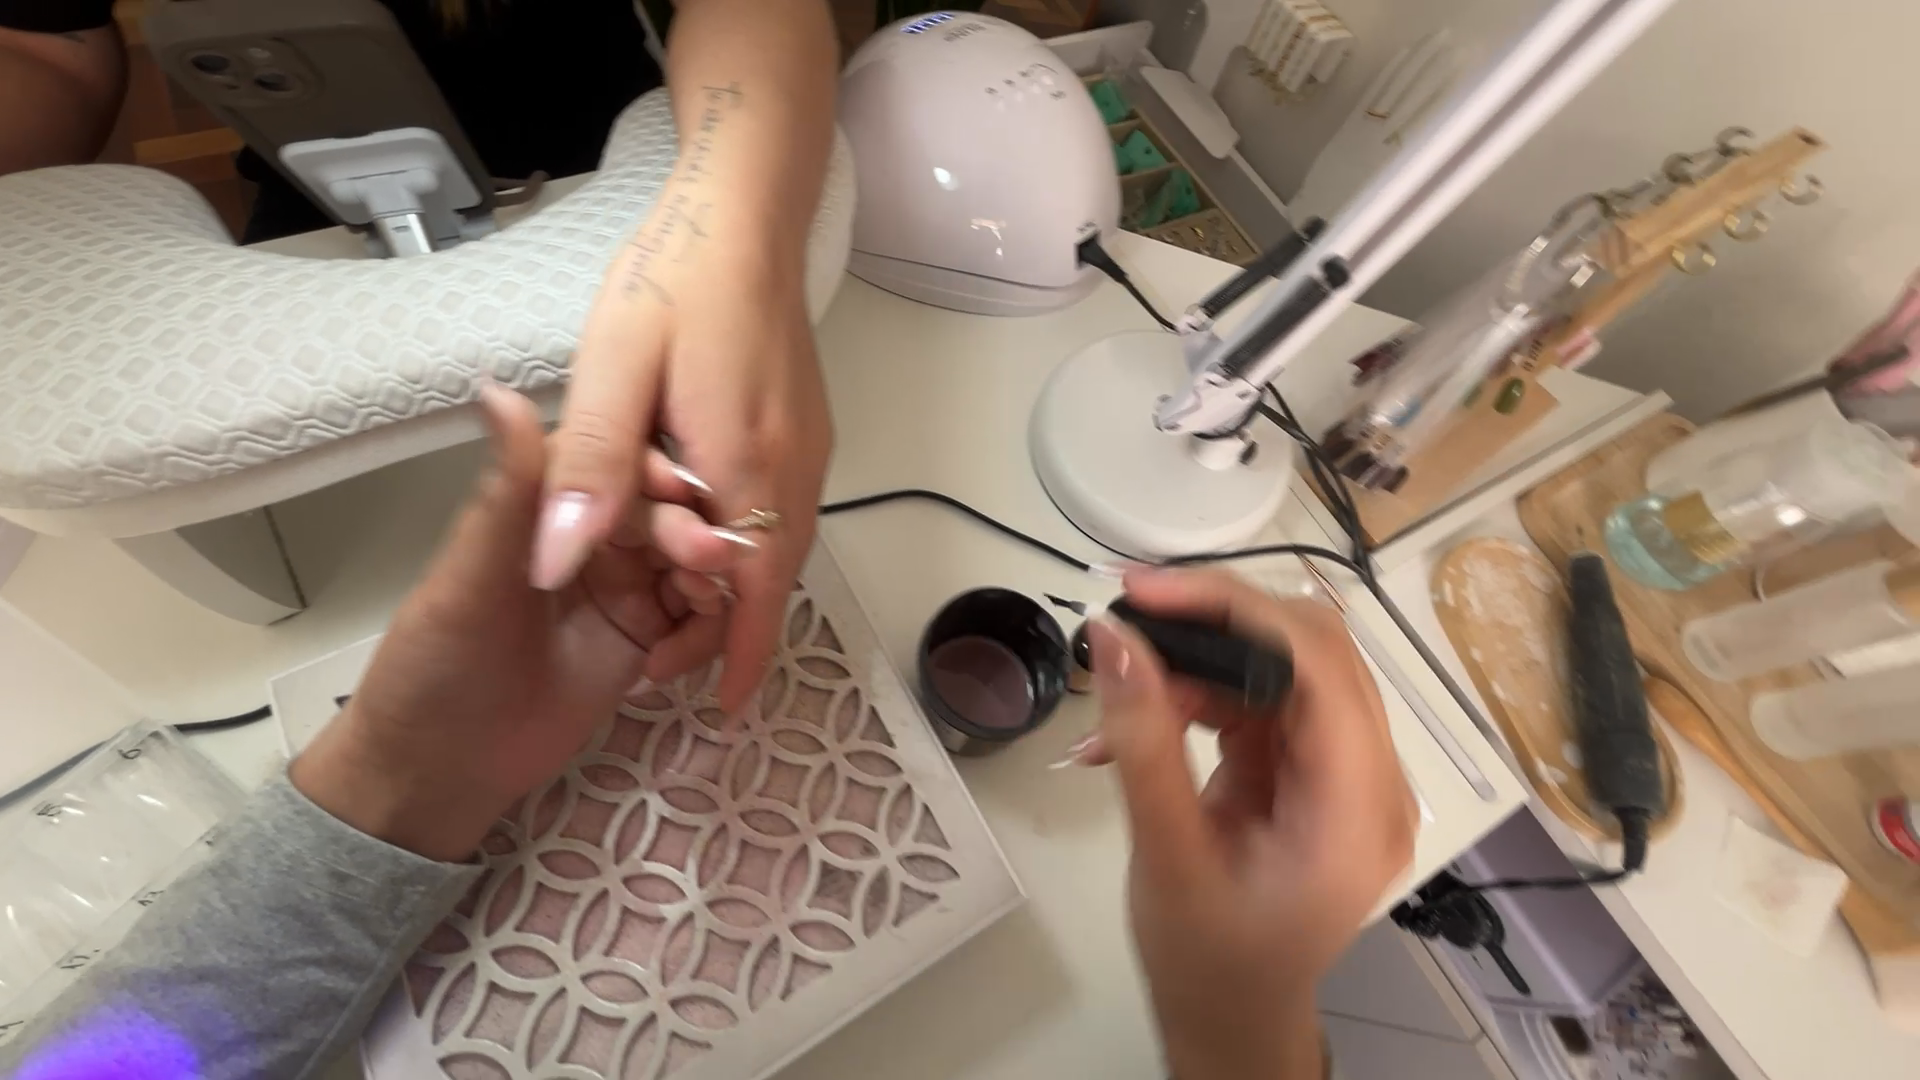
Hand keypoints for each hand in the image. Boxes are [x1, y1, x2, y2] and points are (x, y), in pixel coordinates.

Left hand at [290, 385, 750, 861]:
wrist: (442, 769)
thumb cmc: (441, 663)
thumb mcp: (471, 576)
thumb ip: (509, 491)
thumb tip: (495, 389)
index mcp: (556, 507)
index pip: (625, 475)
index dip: (662, 482)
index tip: (685, 498)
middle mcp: (604, 538)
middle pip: (675, 520)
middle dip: (697, 539)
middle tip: (707, 564)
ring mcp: (635, 586)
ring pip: (700, 568)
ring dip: (710, 586)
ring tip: (694, 612)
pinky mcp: (654, 632)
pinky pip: (704, 618)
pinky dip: (706, 631)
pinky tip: (675, 660)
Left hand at [538, 172, 831, 713]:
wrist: (746, 221)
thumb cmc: (674, 285)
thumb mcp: (611, 365)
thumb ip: (587, 466)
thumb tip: (559, 563)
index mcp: (747, 466)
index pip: (756, 588)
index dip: (744, 653)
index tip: (724, 709)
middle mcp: (793, 472)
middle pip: (774, 578)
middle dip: (733, 631)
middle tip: (671, 662)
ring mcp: (809, 454)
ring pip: (781, 549)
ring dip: (739, 589)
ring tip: (680, 609)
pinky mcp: (808, 437)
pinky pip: (784, 516)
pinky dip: (751, 548)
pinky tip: (710, 539)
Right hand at [1085, 569, 1418, 1079]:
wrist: (1230, 1016)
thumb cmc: (1208, 961)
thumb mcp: (1167, 856)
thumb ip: (1145, 743)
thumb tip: (1113, 637)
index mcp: (1356, 808)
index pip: (1319, 664)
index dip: (1235, 608)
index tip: (1144, 591)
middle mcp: (1366, 773)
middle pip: (1305, 648)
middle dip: (1210, 622)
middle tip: (1127, 617)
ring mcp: (1334, 765)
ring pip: (1270, 663)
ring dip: (1189, 664)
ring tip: (1118, 704)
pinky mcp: (1298, 763)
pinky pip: (1247, 697)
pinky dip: (1186, 695)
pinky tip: (1131, 726)